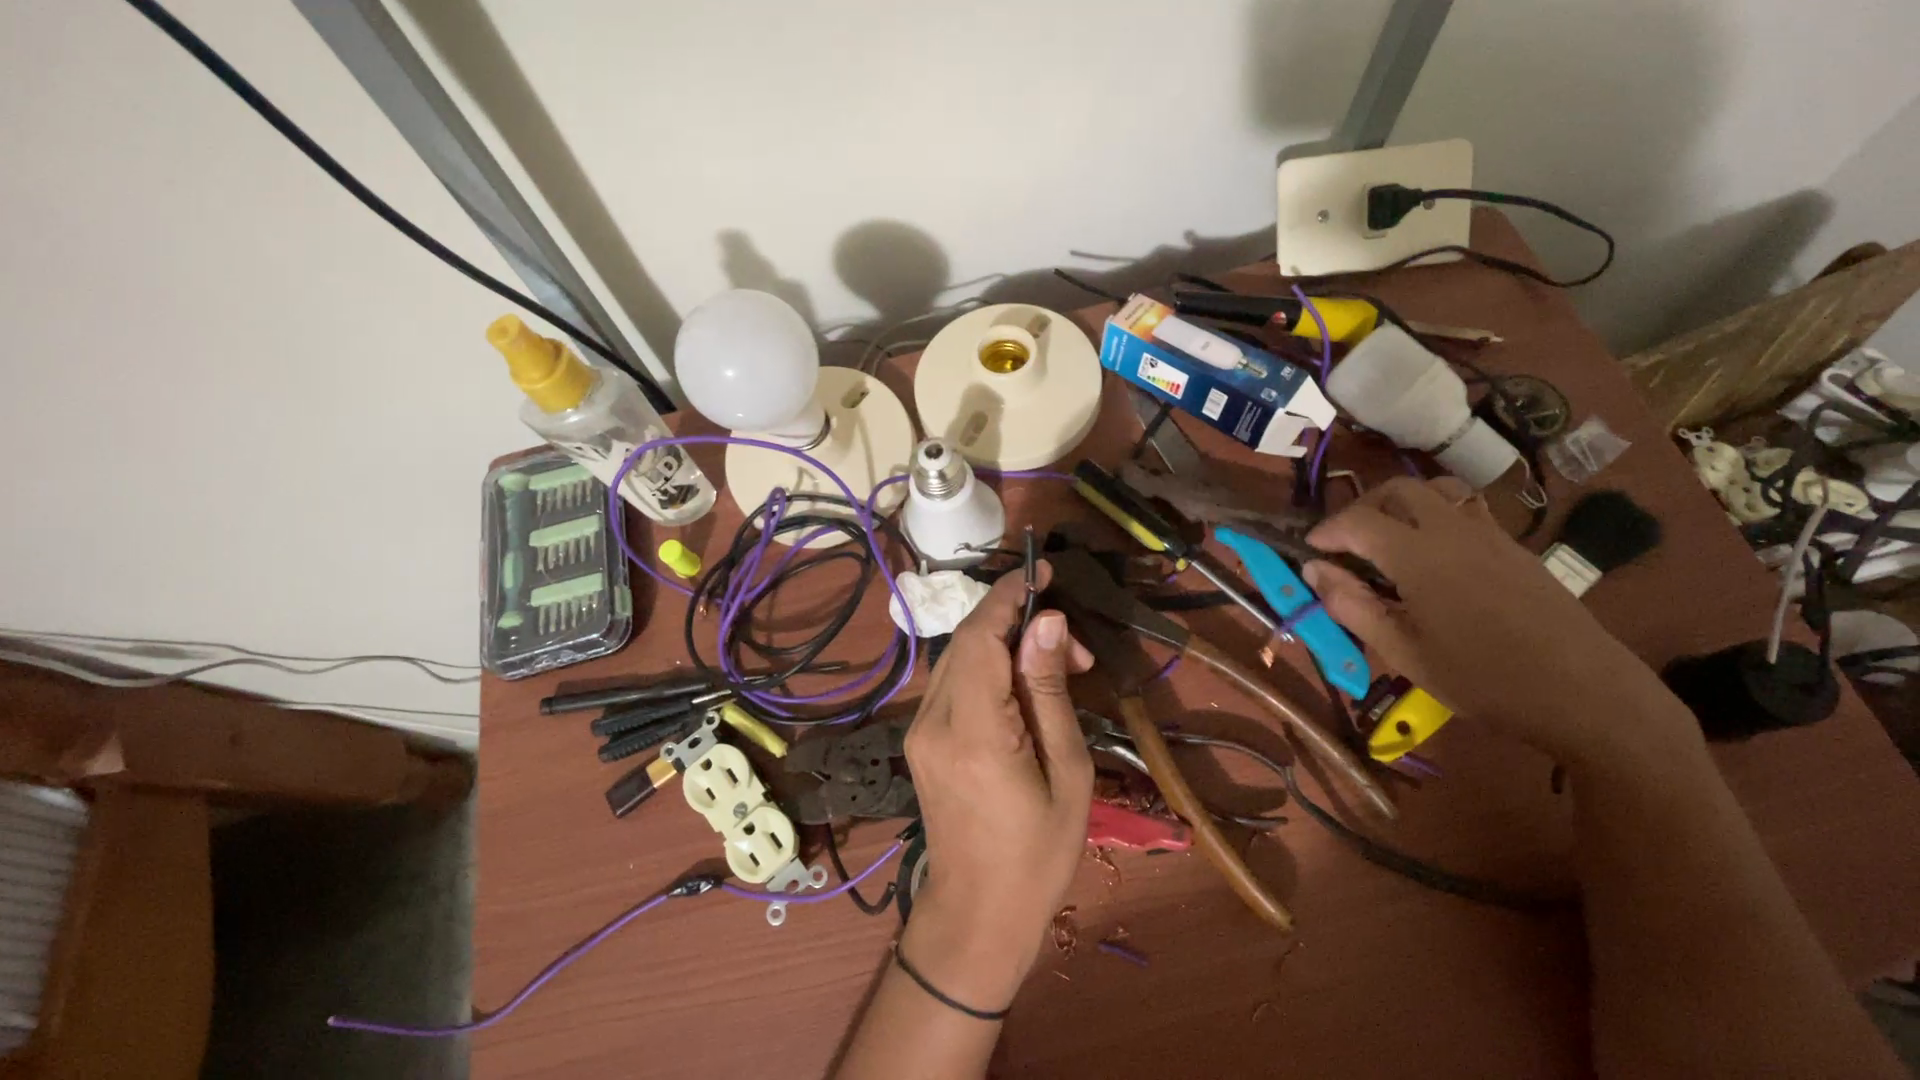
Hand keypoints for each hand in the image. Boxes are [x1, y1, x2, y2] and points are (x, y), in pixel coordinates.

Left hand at [899, 562, 1093, 1008]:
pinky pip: (953, 683)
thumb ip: (1049, 689)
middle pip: (966, 639)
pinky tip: (1023, 690)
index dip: (1010, 595)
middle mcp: (932, 720)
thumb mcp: (1065, 771)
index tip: (1045, 571)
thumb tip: (1048, 620)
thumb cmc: (1038, 853)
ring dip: (1003, 645)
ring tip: (1059, 669)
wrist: (978, 912)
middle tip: (1074, 647)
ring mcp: (918, 730)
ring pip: (957, 658)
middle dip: (1017, 622)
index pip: (980, 635)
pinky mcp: (919, 740)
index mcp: (972, 729)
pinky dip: (987, 669)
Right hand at [1304, 476, 1689, 765]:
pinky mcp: (1514, 547)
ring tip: (1389, 538)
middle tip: (1345, 544)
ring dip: (1403, 503)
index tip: (1308, 551)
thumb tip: (1315, 571)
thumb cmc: (1481, 678)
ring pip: (1438, 490)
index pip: (1358, 521)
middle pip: (1398, 490)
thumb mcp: (1403, 652)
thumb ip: (1352, 605)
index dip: (1326, 530)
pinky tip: (1434, 556)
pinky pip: (1467, 509)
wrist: (1581, 690)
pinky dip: (1437, 515)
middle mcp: (1451, 529)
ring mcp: (1489, 533)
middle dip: (1362, 508)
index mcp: (1417, 554)